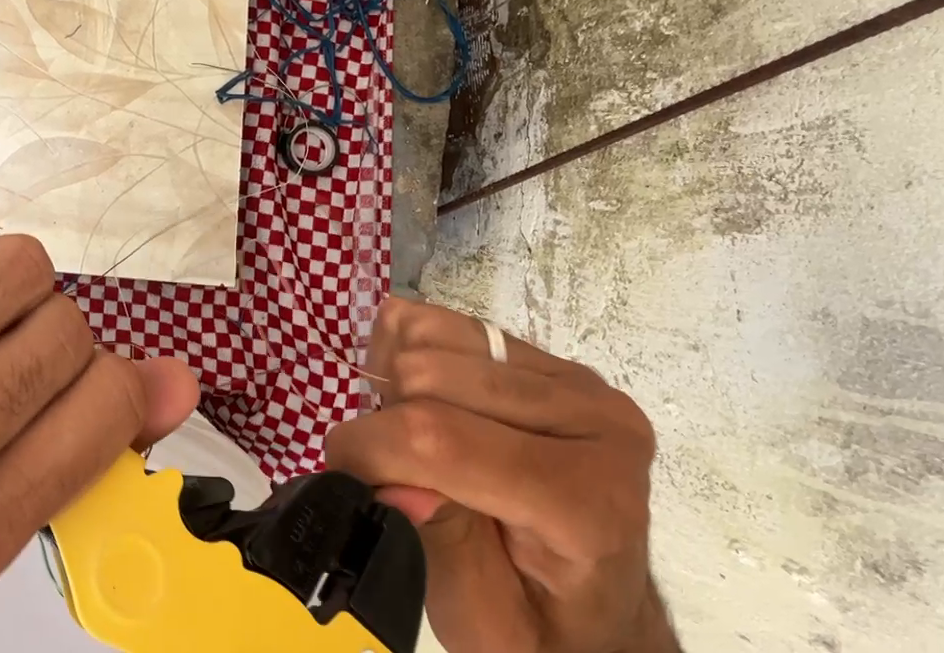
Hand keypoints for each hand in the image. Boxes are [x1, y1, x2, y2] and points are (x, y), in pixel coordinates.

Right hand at [326, 298, 675, 652]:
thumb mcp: (484, 624)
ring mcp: (571, 378)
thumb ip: (437, 548)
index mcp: (584, 499)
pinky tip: (423, 403)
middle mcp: (592, 420)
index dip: (367, 452)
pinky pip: (439, 322)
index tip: (346, 482)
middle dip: (383, 425)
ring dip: (393, 388)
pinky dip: (404, 354)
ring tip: (413, 439)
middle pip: (425, 377)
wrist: (597, 612)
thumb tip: (387, 480)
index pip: (440, 438)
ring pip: (427, 337)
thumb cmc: (538, 628)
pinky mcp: (545, 357)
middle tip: (396, 475)